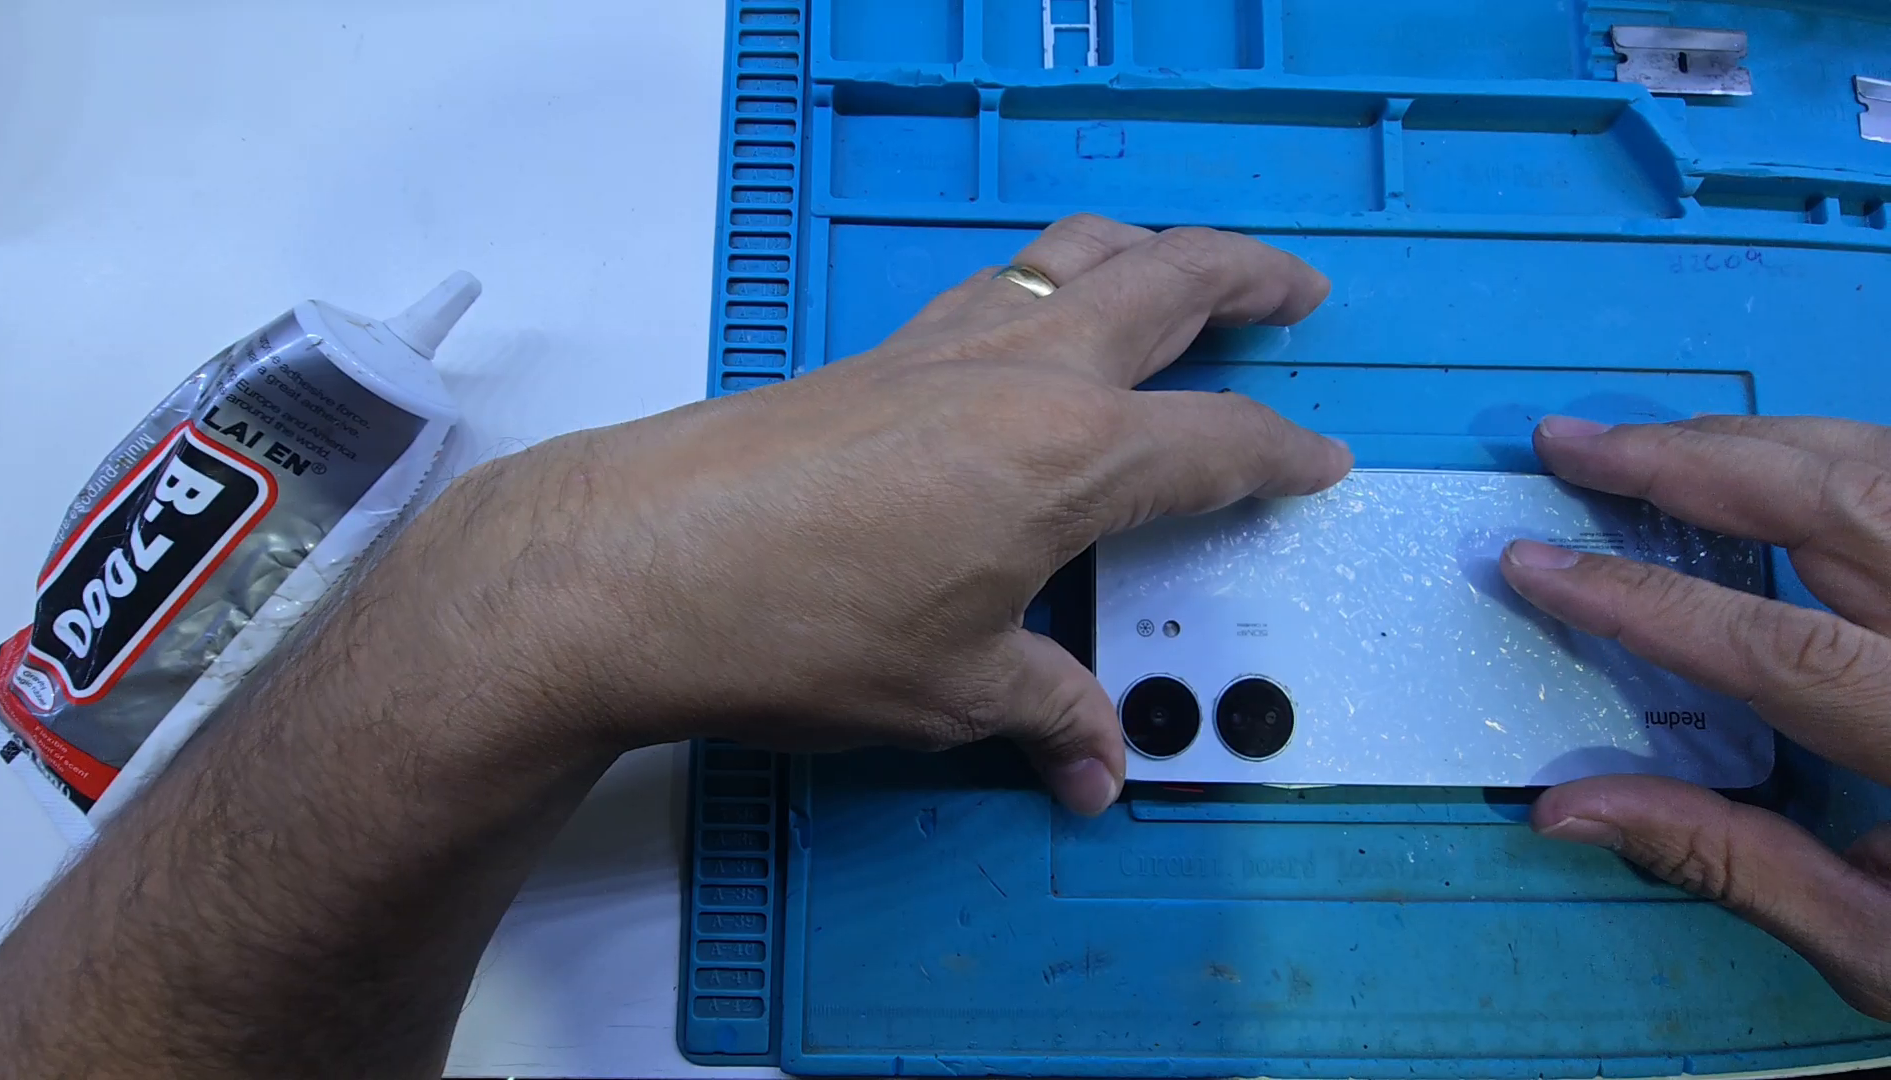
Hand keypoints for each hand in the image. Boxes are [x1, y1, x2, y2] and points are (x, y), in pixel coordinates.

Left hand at [418, 215, 1349, 813]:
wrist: (635, 565)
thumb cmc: (804, 632)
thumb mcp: (948, 690)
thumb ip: (1045, 712)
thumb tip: (1095, 772)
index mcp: (1070, 455)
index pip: (1219, 442)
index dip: (1284, 455)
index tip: (1318, 463)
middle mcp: (1020, 371)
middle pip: (1168, 279)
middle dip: (1250, 276)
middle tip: (1297, 291)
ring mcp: (943, 343)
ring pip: (1074, 255)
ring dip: (1145, 258)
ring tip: (1178, 285)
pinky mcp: (880, 349)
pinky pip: (995, 287)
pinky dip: (1048, 288)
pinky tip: (1041, 330)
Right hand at [1501, 414, 1890, 1018]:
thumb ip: (1736, 863)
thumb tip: (1559, 808)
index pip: (1780, 650)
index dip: (1638, 600)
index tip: (1530, 561)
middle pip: (1846, 514)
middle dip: (1684, 465)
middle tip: (1568, 443)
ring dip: (1749, 444)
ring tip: (1639, 441)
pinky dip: (1831, 452)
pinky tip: (1759, 456)